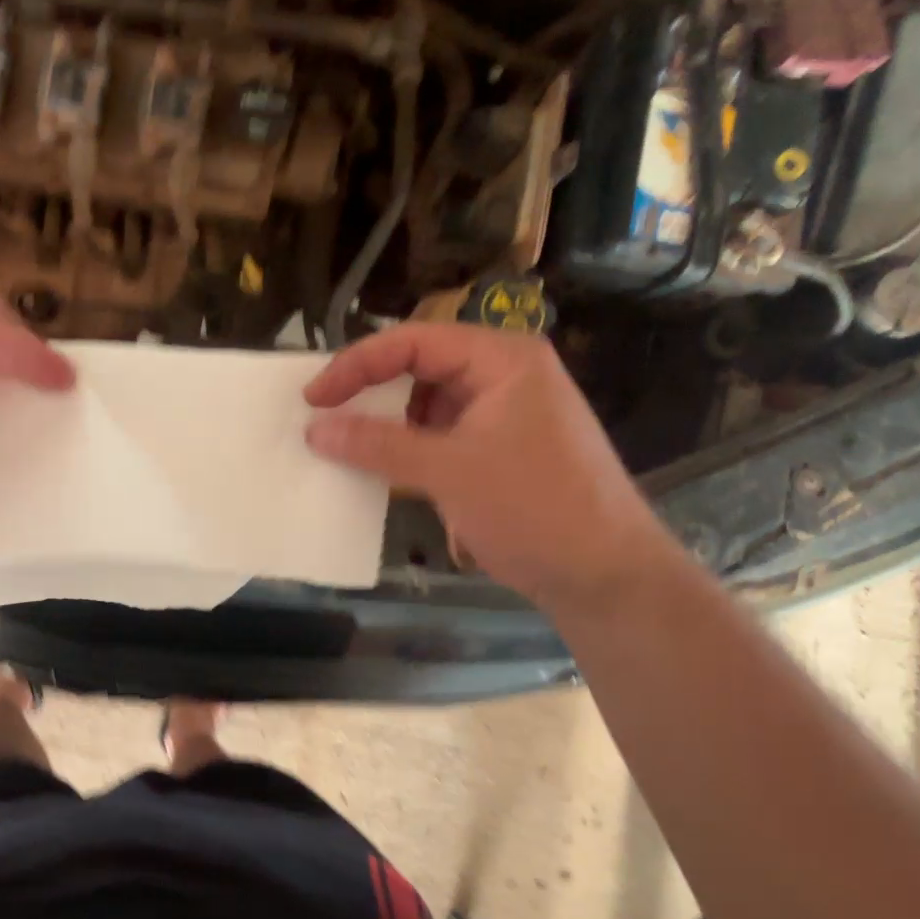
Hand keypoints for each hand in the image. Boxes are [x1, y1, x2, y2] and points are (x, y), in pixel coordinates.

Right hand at [303, 324, 688, 611]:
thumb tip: (313, 428)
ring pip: (426, 402)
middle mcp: (503, 375)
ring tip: (341, 441)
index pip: (413, 341)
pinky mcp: (499, 449)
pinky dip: (406, 447)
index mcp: (502, 360)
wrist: (606, 577)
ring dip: (385, 421)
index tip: (313, 397)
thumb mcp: (449, 471)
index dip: (357, 364)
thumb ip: (377, 445)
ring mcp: (503, 413)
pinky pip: (439, 434)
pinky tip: (377, 466)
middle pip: (419, 366)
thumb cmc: (534, 508)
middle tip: (322, 414)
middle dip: (369, 390)